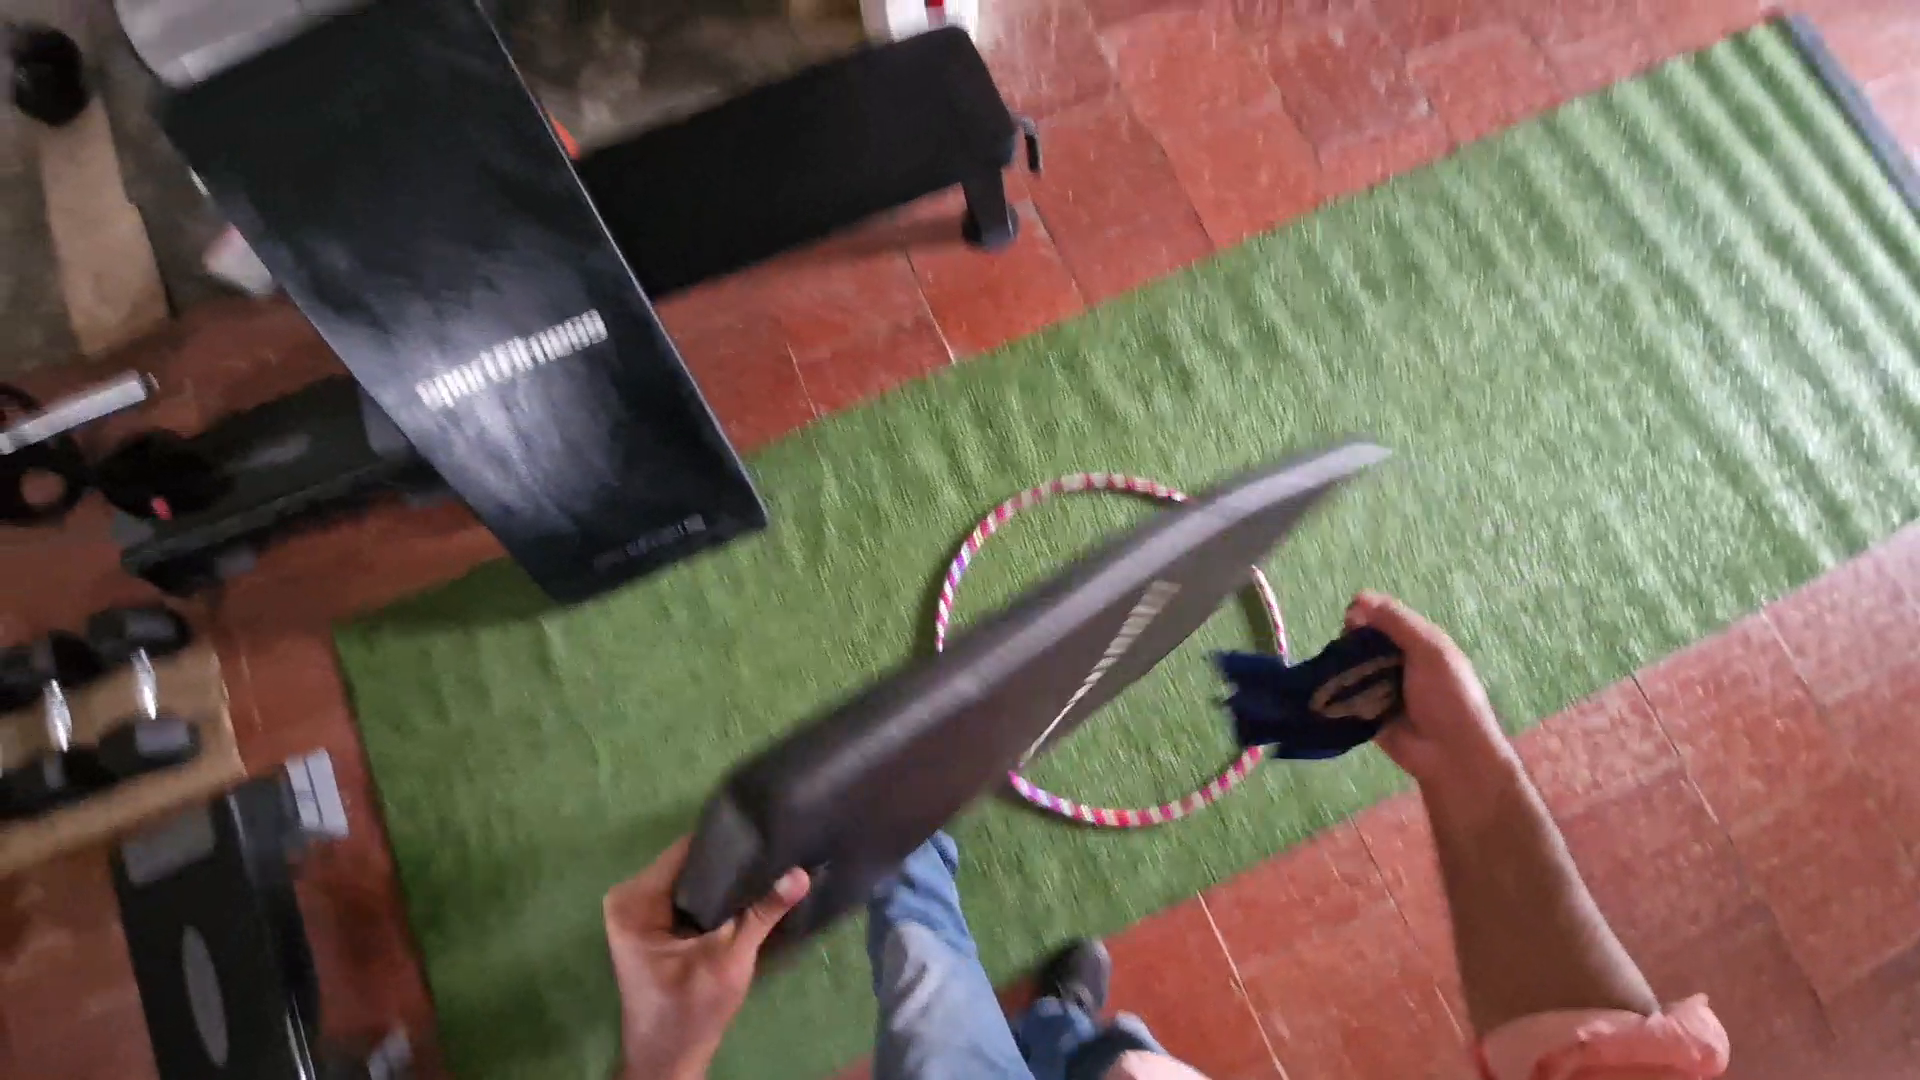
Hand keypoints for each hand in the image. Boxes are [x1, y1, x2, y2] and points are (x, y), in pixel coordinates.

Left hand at [604, 837, 809, 1079]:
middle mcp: (630, 897)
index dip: (729, 841)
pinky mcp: (656, 923)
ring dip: (727, 877)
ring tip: (769, 863)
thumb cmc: (690, 1011)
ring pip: (694, 876)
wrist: (669, 1062)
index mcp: (634, 900)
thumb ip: (763, 913)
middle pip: (691, 861)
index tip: (767, 832)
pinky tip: (749, 889)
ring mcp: (640, 910)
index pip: (688, 850)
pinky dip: (718, 894)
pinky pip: (692, 892)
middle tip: (774, 848)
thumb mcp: (730, 958)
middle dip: (731, 859)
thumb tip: (801, 873)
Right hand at [1345, 591, 1518, 787]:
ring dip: (1338, 666)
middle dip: (1348, 642)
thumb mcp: (1430, 650)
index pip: (1382, 618)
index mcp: (1417, 644)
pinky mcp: (1363, 710)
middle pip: (1361, 641)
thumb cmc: (1448, 698)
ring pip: (1348, 666)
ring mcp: (1379, 687)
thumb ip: (1396, 622)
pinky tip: (1321, 687)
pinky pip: (1342, 693)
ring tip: (1331, 671)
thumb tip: (1358, 598)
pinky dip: (1333, 689)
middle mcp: (1396, 662)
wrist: (1450, 754)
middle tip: (1342, 651)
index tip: (1351, 621)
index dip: (1364, 614)